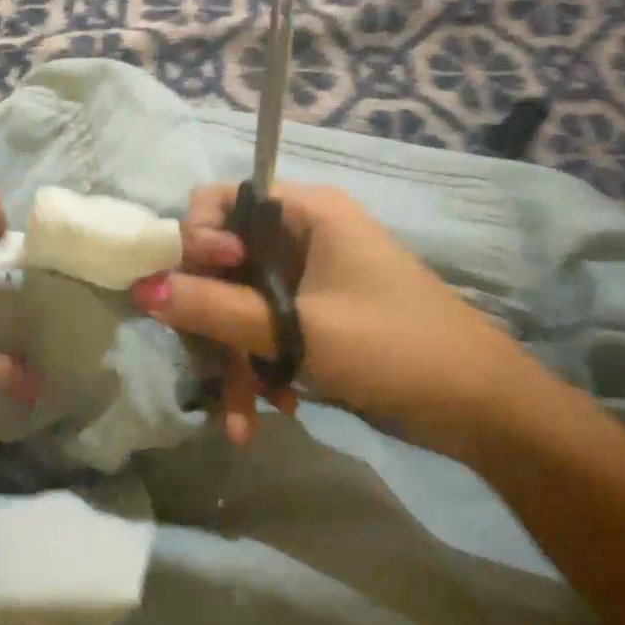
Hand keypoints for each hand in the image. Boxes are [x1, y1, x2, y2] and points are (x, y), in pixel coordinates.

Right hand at [130, 183, 535, 453]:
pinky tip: (266, 414)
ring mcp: (304, 280)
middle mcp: (299, 236)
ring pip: (235, 305)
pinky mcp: (310, 318)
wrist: (484, 413)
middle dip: (210, 323)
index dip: (194, 243)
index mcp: (304, 213)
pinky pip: (260, 331)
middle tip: (209, 370)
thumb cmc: (397, 351)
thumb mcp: (297, 332)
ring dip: (232, 361)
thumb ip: (215, 308)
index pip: (217, 203)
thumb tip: (139, 288)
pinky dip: (256, 370)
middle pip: (219, 263)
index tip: (193, 289)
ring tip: (240, 420)